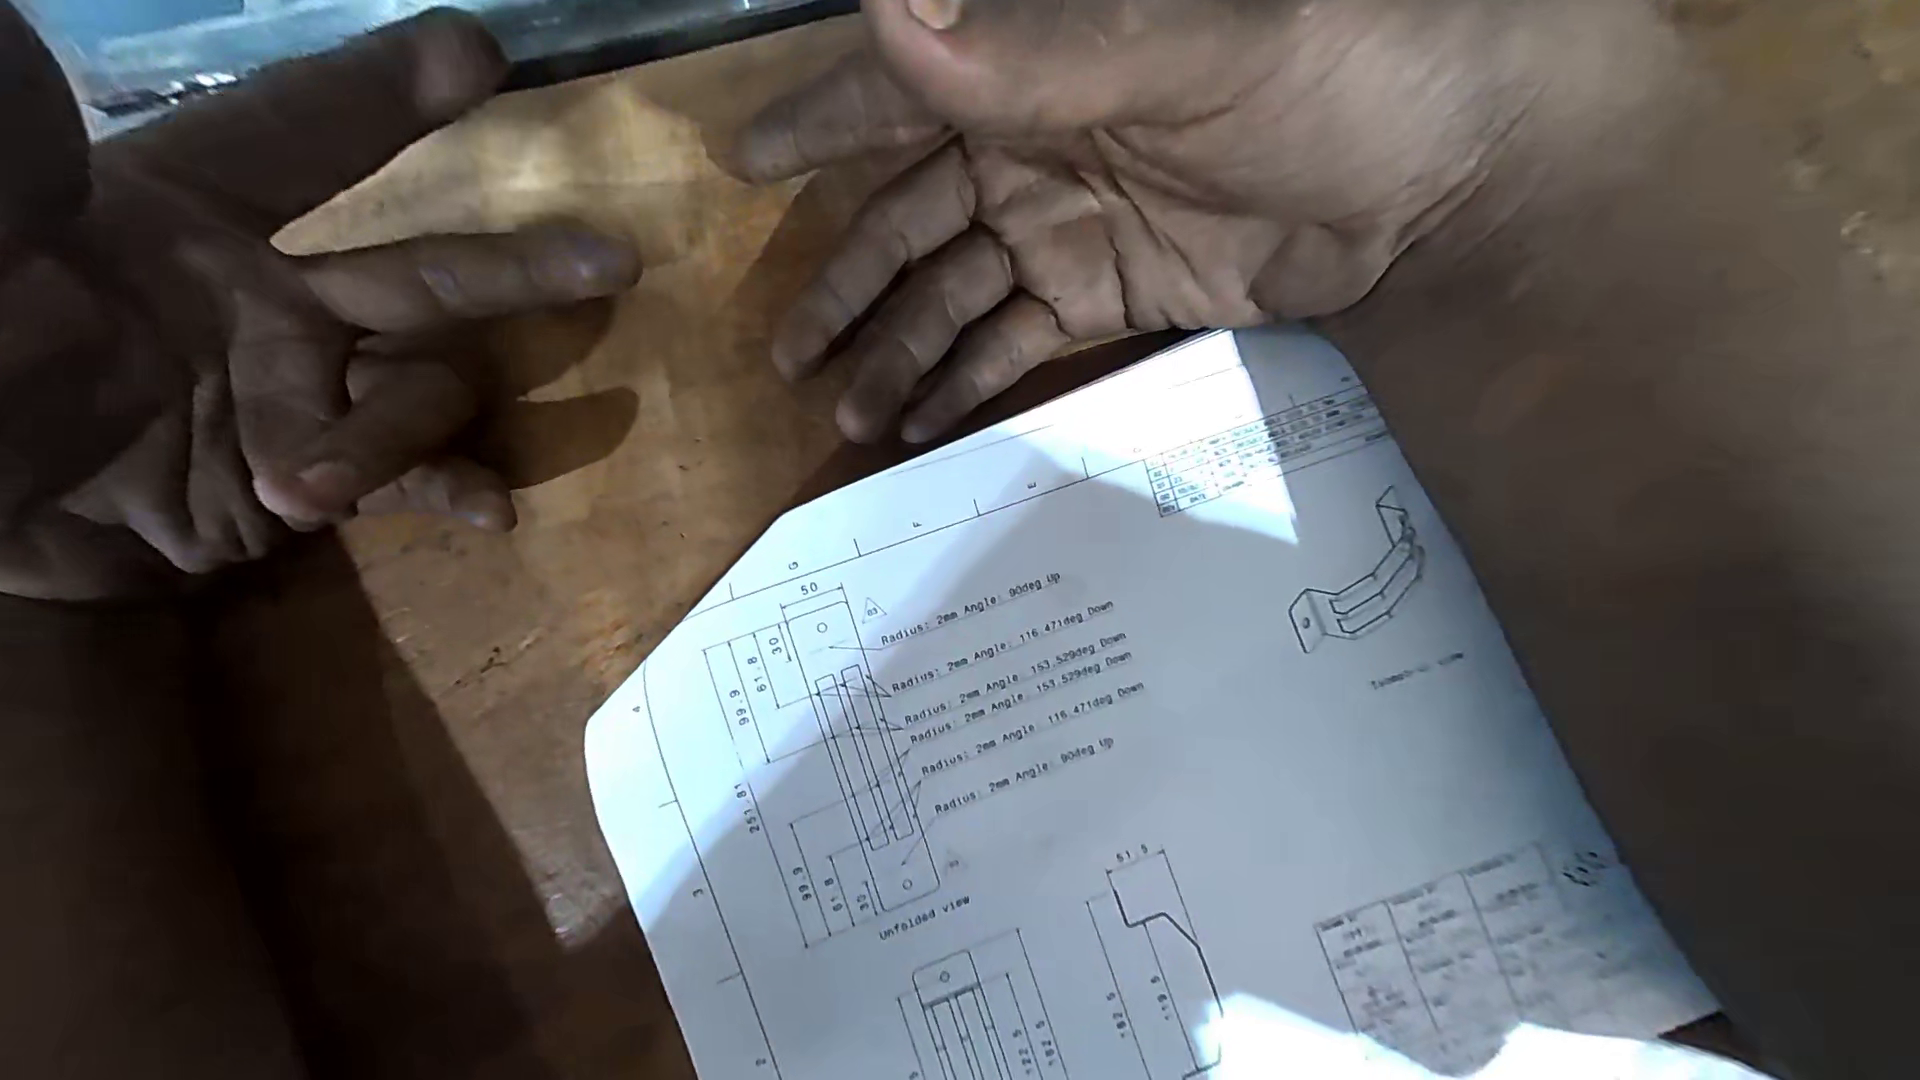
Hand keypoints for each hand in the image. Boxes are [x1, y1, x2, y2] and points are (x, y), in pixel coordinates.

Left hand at [0, 7, 638, 599]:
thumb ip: (2, 164)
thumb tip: (5, 31)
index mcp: (185, 220)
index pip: (298, 137)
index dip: (389, 93)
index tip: (481, 53)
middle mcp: (287, 301)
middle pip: (433, 278)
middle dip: (525, 270)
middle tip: (613, 262)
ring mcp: (325, 393)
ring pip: (424, 394)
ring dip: (389, 435)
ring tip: (314, 484)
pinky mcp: (345, 474)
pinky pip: (425, 476)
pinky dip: (457, 488)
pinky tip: (489, 512)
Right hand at [734, 0, 1646, 442]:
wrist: (1422, 188)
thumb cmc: (1332, 77)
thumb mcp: (1189, 52)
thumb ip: (1041, 50)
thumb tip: (893, 11)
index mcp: (1033, 75)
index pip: (898, 99)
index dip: (817, 127)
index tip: (748, 164)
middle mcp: (1026, 156)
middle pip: (907, 230)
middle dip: (845, 291)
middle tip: (788, 354)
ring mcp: (1056, 236)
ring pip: (951, 303)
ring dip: (899, 359)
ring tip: (849, 414)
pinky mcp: (1094, 301)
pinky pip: (1010, 348)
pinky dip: (967, 384)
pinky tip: (926, 425)